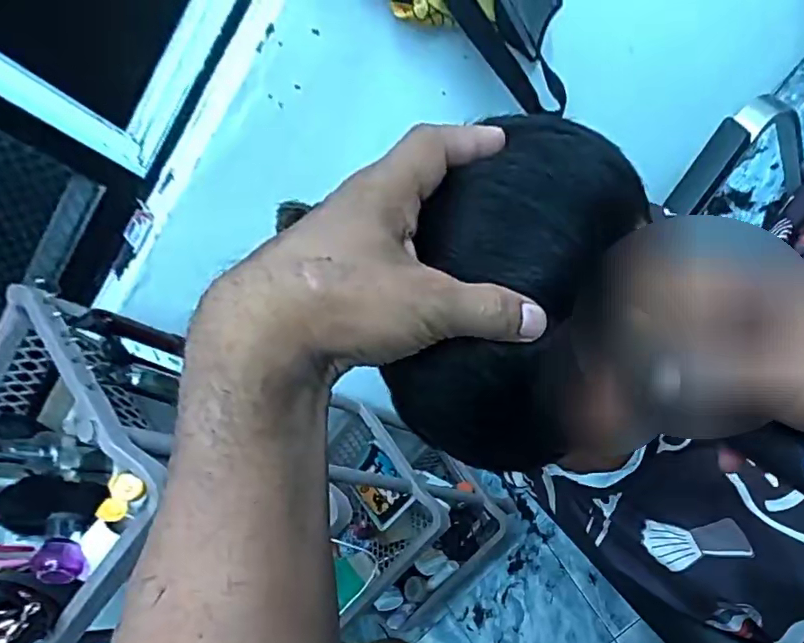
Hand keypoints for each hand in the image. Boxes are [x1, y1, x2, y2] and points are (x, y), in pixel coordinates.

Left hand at [187, 124, 548, 387]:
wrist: (267, 341)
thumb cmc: (343, 299)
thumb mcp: (429, 304)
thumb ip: (487, 310)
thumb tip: (536, 319)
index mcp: (380, 194)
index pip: (429, 147)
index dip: (468, 141)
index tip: (499, 142)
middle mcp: (356, 210)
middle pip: (410, 183)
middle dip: (451, 186)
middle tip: (489, 201)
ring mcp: (340, 245)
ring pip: (395, 226)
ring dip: (429, 232)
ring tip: (467, 253)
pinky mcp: (332, 281)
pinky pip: (384, 262)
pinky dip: (413, 269)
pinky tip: (430, 296)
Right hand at [587, 216, 803, 446]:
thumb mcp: (764, 375)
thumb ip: (704, 377)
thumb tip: (651, 381)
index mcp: (758, 282)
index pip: (686, 269)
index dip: (648, 294)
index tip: (618, 328)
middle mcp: (762, 303)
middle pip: (696, 327)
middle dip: (676, 371)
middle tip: (654, 400)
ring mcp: (775, 341)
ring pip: (719, 365)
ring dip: (709, 408)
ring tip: (707, 444)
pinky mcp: (786, 374)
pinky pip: (745, 392)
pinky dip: (737, 421)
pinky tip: (736, 454)